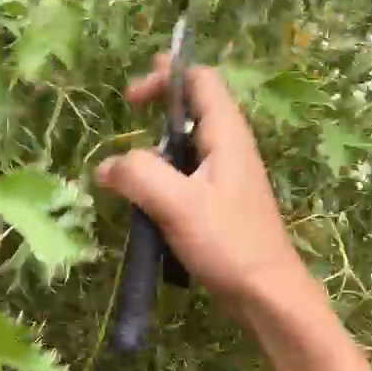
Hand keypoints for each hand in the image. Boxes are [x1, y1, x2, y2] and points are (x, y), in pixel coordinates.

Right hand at [95, 58, 312, 320]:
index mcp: (226, 134)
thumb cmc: (228, 243)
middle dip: (159, 106)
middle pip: (194, 107)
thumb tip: (105, 167)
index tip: (132, 99)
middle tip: (129, 115)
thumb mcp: (177, 204)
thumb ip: (138, 175)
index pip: (200, 80)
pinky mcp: (220, 203)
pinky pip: (187, 175)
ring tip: (129, 168)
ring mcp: (226, 176)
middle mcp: (229, 147)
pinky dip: (163, 176)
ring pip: (187, 144)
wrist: (266, 293)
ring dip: (157, 147)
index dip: (165, 77)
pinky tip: (146, 200)